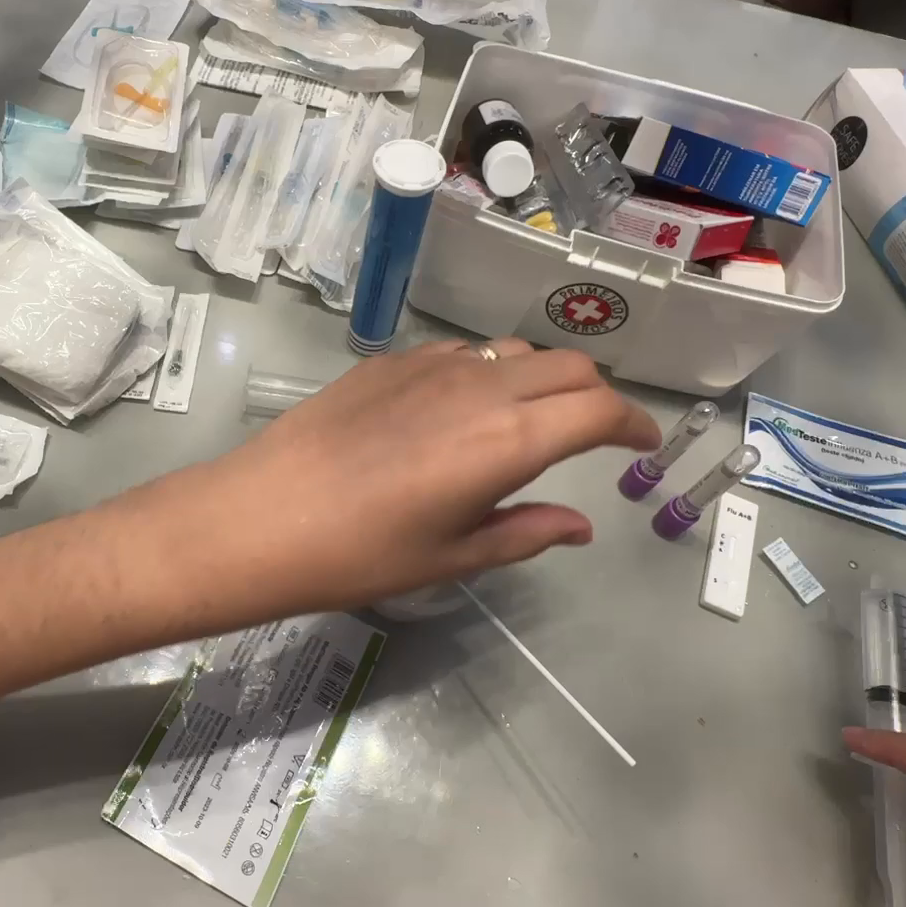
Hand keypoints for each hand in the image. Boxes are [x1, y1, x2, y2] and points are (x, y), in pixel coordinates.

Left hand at [176, 339, 658, 615]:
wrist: (264, 515)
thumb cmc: (362, 553)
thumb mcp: (453, 556)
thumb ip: (526, 531)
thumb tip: (580, 524)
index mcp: (509, 438)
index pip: (599, 409)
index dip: (632, 424)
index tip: (641, 443)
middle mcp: (480, 385)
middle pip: (566, 365)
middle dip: (594, 395)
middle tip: (591, 435)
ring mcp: (430, 365)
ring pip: (512, 350)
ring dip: (538, 378)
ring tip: (526, 419)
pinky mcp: (388, 360)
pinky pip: (460, 353)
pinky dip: (485, 372)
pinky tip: (458, 409)